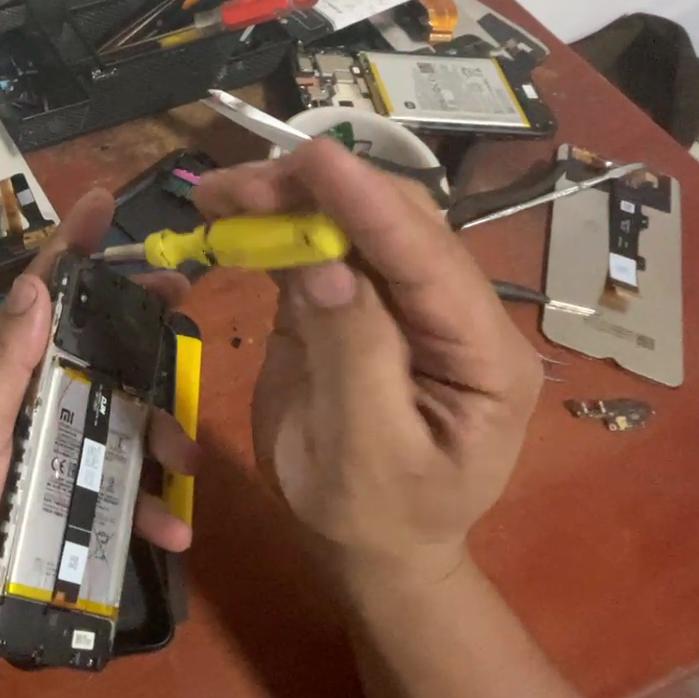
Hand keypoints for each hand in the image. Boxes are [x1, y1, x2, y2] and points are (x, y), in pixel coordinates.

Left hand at [0, 188, 200, 623]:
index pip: (37, 292)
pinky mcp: (58, 487)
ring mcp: (44, 440)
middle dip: (138, 322)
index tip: (103, 200)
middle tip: (183, 301)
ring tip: (185, 461)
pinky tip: (169, 528)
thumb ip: (0, 363)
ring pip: (114, 415)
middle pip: (91, 345)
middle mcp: (27, 393)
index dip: (70, 244)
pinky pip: (111, 484)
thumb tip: (32, 284)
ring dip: (156, 432)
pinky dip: (143, 503)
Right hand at [193, 140, 543, 585]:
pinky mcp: (346, 306)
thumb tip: (323, 266)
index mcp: (482, 352)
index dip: (368, 203)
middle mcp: (447, 312)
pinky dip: (268, 231)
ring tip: (215, 194)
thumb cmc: (375, 512)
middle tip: (232, 186)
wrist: (361, 542)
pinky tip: (228, 218)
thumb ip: (354, 354)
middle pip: (392, 224)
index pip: (427, 260)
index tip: (312, 155)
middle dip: (316, 192)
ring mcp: (395, 305)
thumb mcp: (368, 450)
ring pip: (347, 227)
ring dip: (283, 202)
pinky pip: (312, 254)